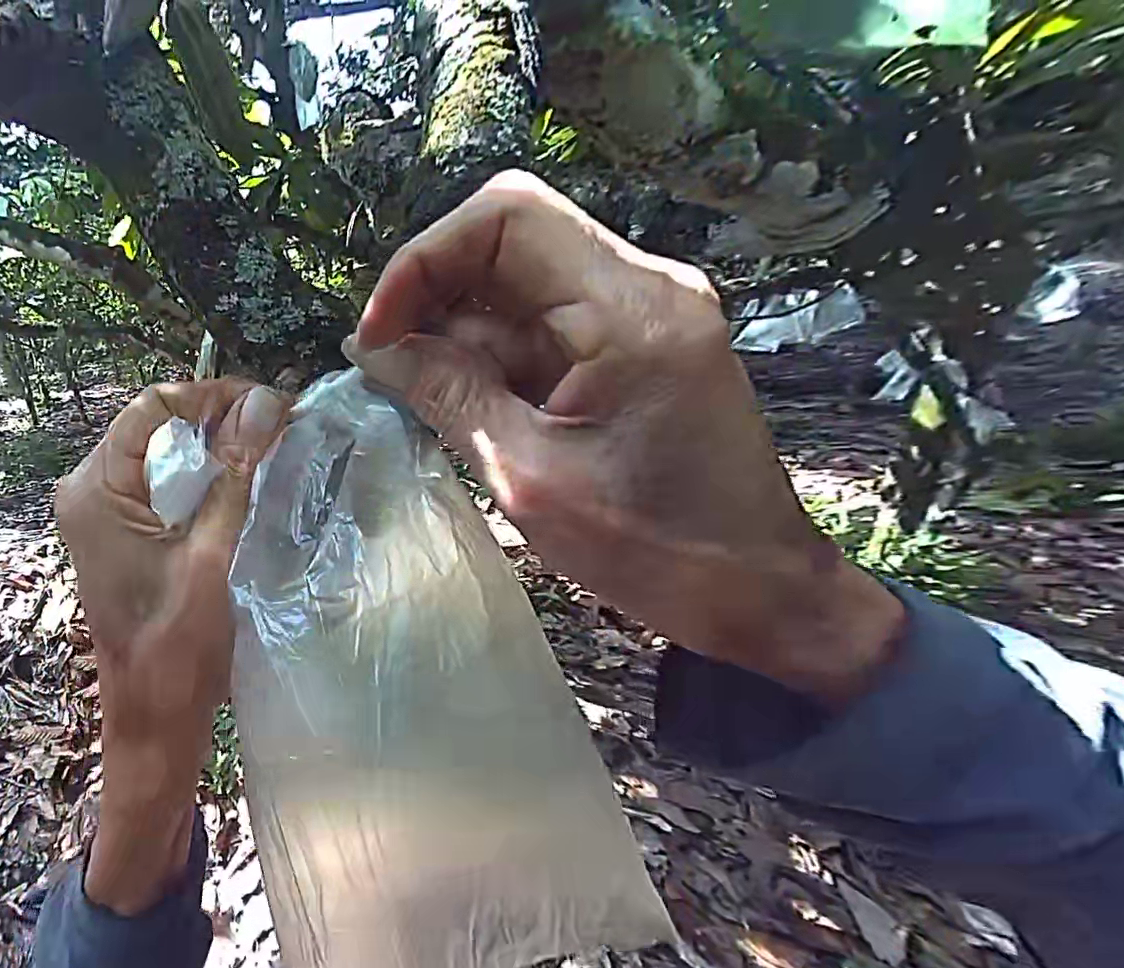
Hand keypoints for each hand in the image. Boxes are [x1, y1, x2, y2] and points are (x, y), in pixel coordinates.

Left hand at [55, 379, 287, 913]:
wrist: (155, 717)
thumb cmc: (178, 646)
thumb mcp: (212, 555)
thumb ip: (235, 476)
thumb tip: (266, 402)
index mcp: (96, 490)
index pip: (154, 408)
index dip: (213, 397)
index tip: (271, 405)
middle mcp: (88, 491)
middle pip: (158, 427)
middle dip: (220, 422)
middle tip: (280, 428)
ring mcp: (102, 513)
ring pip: (166, 456)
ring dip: (218, 451)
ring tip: (272, 451)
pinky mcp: (123, 534)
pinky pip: (166, 487)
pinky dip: (206, 481)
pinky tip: (245, 485)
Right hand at [349, 170, 902, 703]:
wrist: (750, 590)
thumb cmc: (650, 548)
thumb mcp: (528, 474)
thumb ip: (448, 395)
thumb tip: (372, 347)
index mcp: (628, 308)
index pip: (506, 220)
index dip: (422, 262)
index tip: (376, 334)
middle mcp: (639, 288)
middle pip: (506, 245)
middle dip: (430, 297)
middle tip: (383, 365)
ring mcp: (636, 316)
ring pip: (514, 290)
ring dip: (453, 334)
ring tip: (412, 395)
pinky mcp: (627, 350)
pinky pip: (537, 330)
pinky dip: (485, 360)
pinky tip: (456, 402)